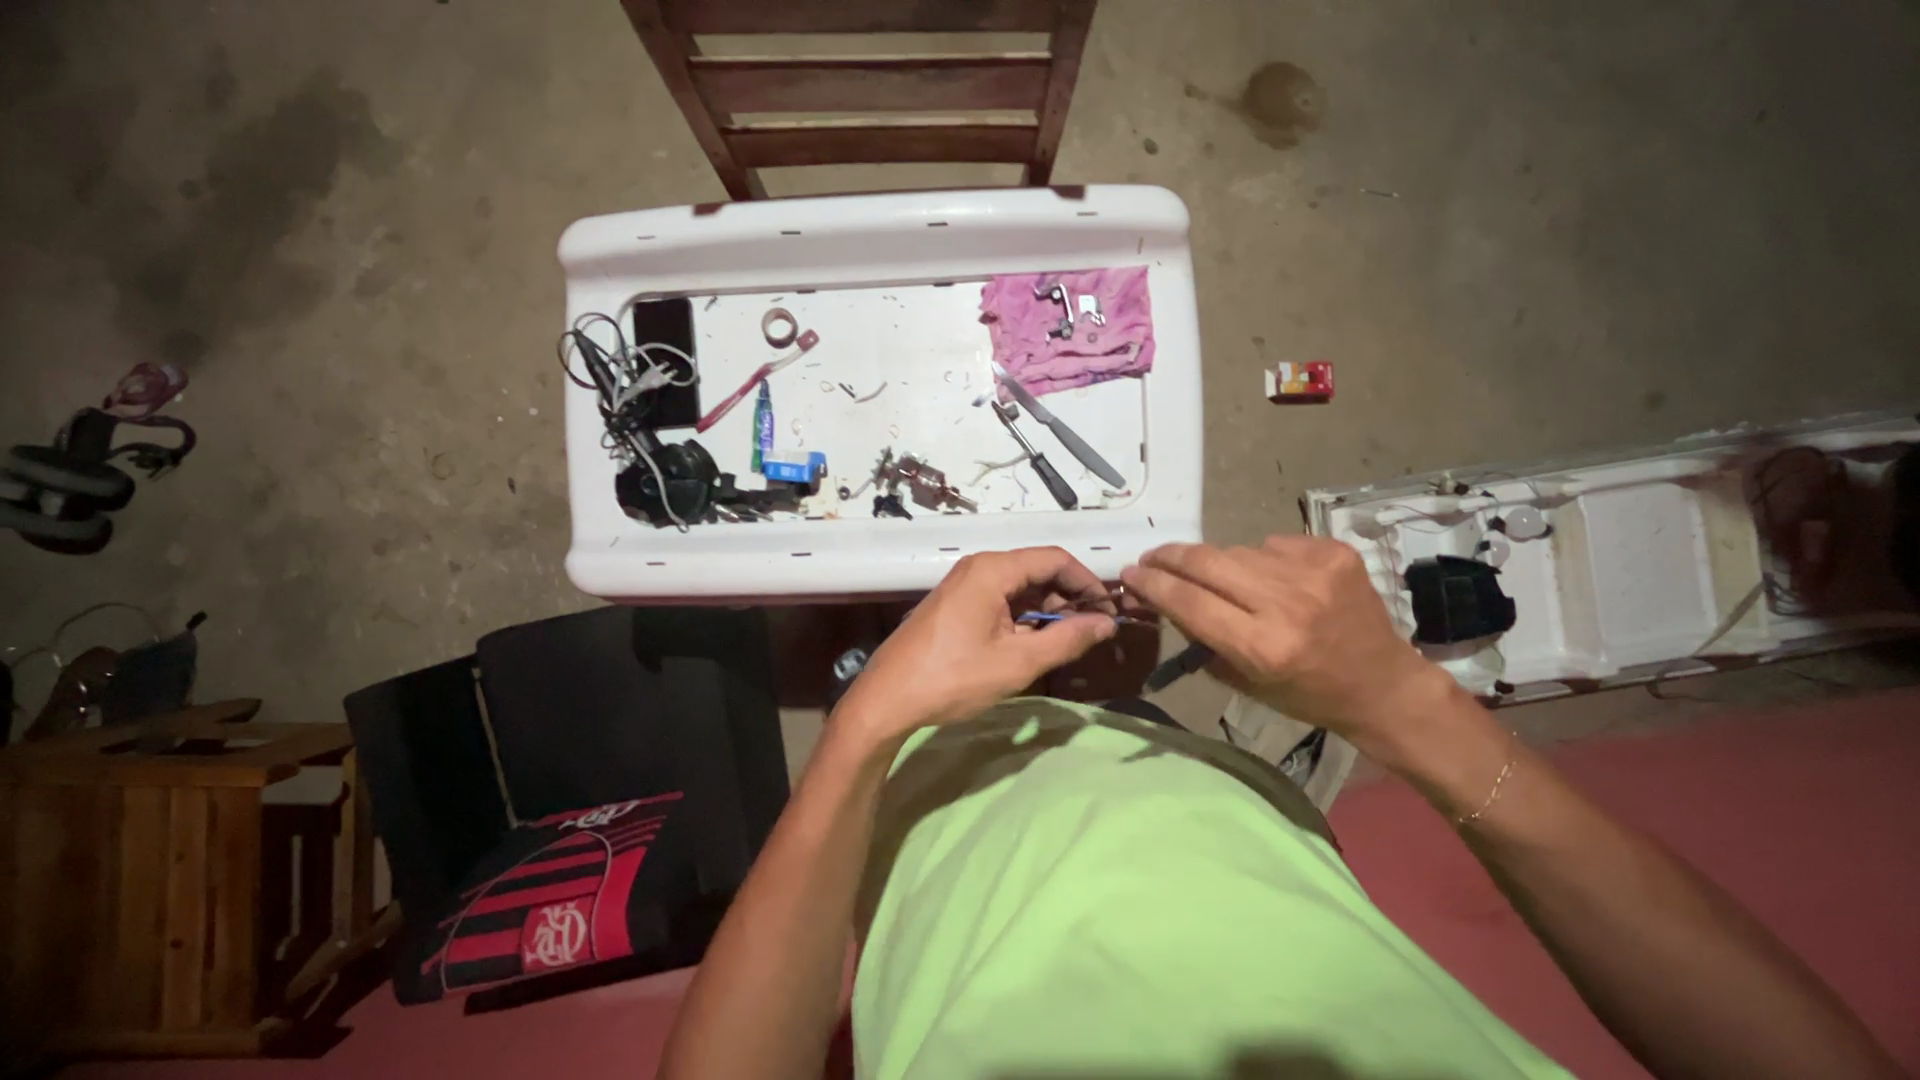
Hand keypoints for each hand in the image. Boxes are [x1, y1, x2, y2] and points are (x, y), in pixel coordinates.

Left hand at [833, 548, 1117, 747]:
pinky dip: (1025, 619)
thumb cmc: (953, 678)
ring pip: (1021, 588)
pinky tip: (1038, 645)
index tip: (1110, 611)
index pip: (1055, 559)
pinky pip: (1002, 601)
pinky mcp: (957, 606)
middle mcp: (979, 568)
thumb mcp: (1017, 662)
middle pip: (1038, 571)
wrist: (888, 699)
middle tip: (1094, 632)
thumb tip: (1106, 624)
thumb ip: (1066, 639)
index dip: (1087, 583)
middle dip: (1069, 598)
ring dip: (1048, 611)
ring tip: (1071, 642)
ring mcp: (965, 586)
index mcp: (992, 570)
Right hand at [1120, 536, 1450, 751]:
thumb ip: (1204, 639)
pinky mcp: (1333, 553)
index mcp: (1263, 646)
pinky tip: (1270, 577)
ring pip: (1238, 550)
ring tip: (1216, 577)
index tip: (1130, 573)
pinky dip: (1261, 558)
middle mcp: (1287, 604)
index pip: (1190, 602)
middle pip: (1208, 563)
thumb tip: (1167, 599)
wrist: (1382, 683)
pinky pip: (1273, 544)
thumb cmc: (1307, 694)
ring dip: (1217, 562)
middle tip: (1152, 558)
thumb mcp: (1246, 681)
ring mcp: (1314, 573)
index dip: (1153, 584)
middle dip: (1171, 557)